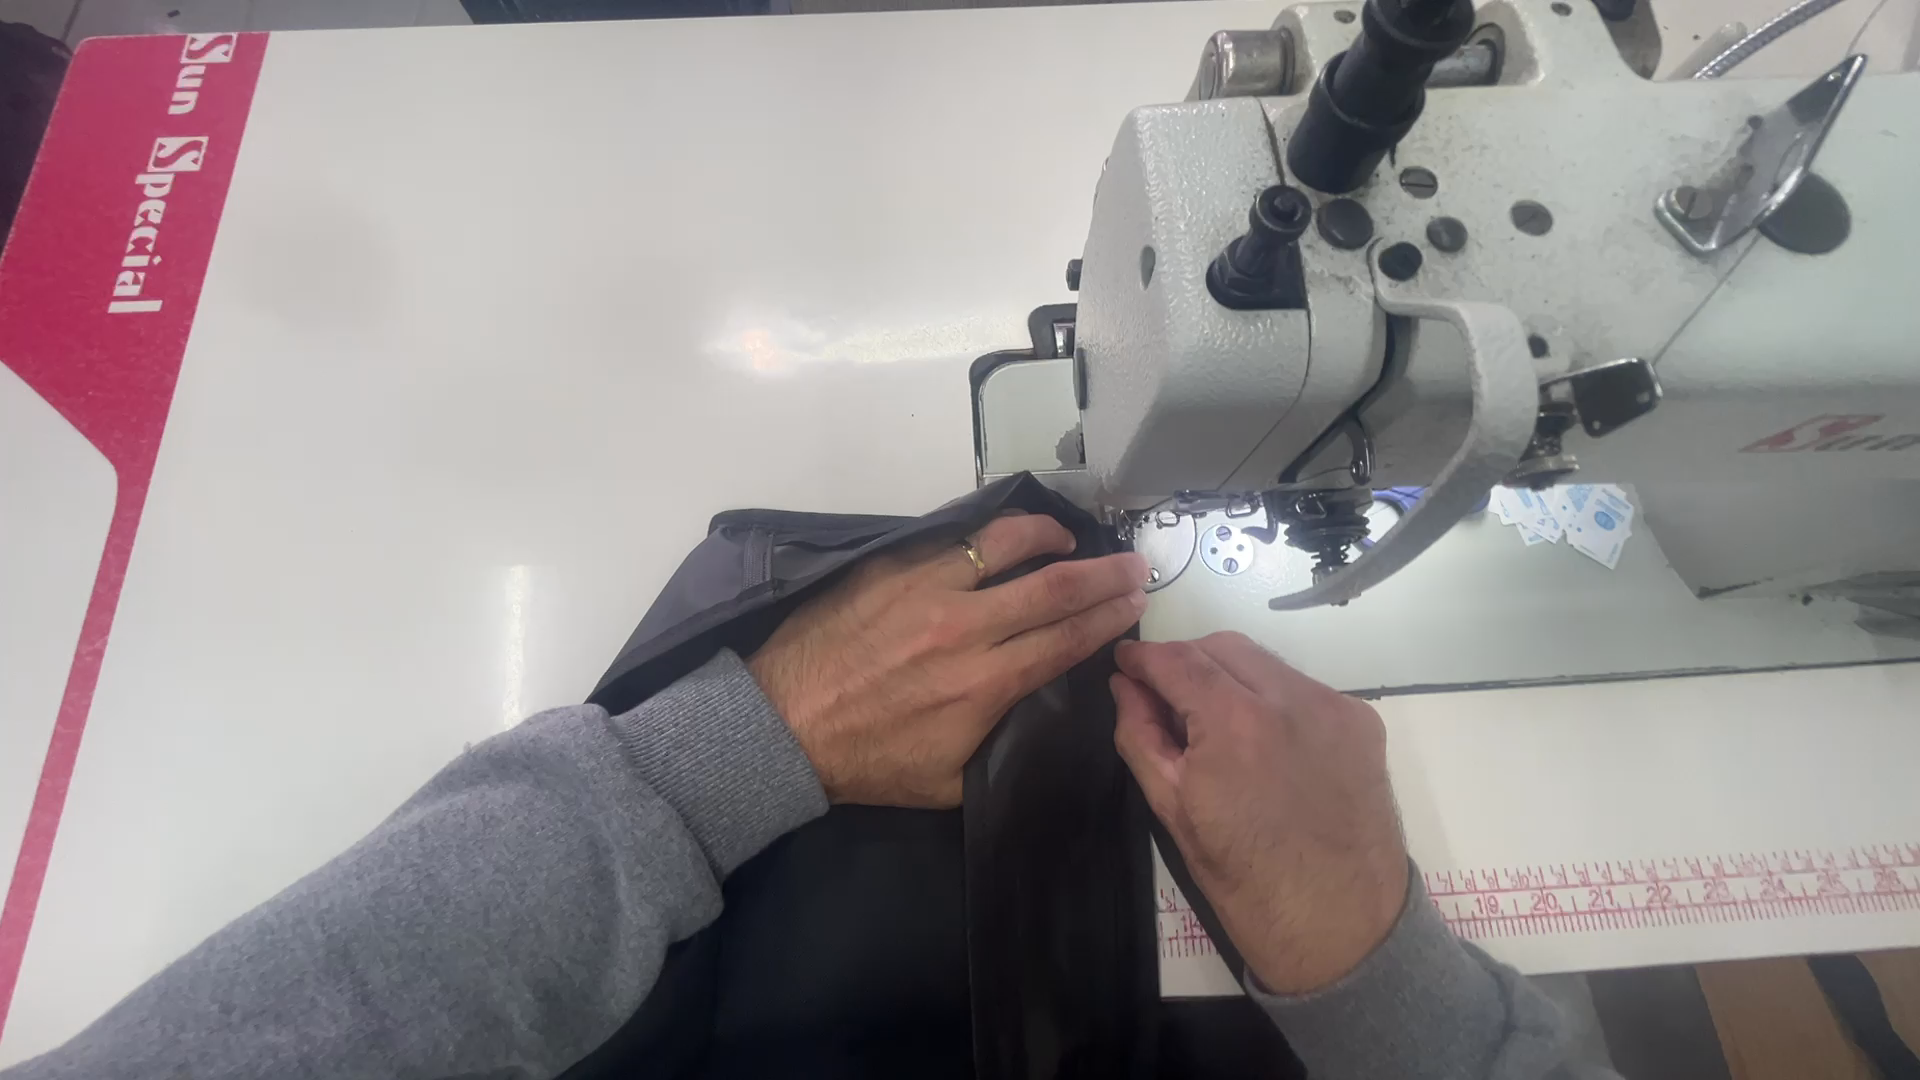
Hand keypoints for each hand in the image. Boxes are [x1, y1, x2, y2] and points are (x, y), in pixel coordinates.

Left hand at [748, 514, 1148, 808]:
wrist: (785, 724)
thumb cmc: (868, 760)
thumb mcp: (949, 781)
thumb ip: (1002, 741)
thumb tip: (1033, 701)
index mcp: (985, 683)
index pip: (1066, 638)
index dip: (1109, 617)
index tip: (1134, 602)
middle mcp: (966, 627)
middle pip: (1054, 587)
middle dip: (1104, 573)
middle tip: (1132, 562)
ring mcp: (927, 588)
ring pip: (1005, 543)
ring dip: (1048, 534)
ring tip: (1067, 535)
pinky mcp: (893, 567)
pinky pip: (954, 539)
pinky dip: (988, 535)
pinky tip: (1000, 538)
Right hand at [1112, 632, 1407, 994]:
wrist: (1342, 930)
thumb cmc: (1243, 877)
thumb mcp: (1171, 806)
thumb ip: (1140, 733)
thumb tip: (1124, 685)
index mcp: (1234, 723)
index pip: (1176, 660)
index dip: (1142, 655)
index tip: (1124, 662)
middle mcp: (1290, 698)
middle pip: (1221, 645)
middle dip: (1184, 659)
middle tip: (1164, 694)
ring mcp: (1333, 706)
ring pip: (1262, 660)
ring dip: (1227, 673)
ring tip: (1213, 718)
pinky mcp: (1362, 722)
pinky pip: (1298, 685)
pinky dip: (1268, 695)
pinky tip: (1261, 737)